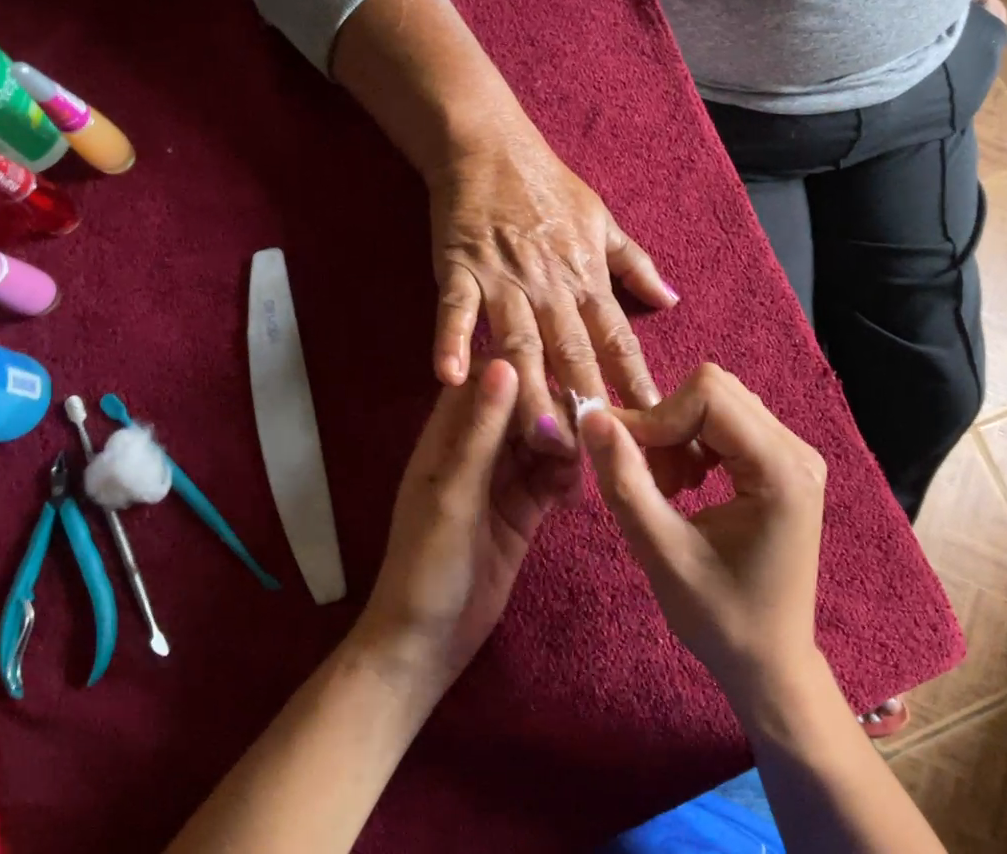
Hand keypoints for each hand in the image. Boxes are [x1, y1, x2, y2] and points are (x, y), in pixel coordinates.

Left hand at [353, 360, 573, 696]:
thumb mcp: (454, 494)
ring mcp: (499, 484)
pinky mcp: (521, 514)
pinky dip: (564, 482)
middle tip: (580, 435)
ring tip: (578, 470)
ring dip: (563, 450)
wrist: (426, 644)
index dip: (519, 371)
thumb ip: (481, 432)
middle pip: (519, 411)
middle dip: (550, 415)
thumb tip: (504, 363)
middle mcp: (473, 453)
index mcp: (445, 439)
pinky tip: (575, 497)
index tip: (558, 371)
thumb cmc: (427, 564)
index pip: (484, 382)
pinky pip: (549, 481)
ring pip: (540, 444)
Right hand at [429, 130, 675, 454]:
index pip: (618, 340)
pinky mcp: (461, 270)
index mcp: (586, 277)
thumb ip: (635, 266)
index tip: (655, 426)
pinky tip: (450, 378)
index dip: (636, 383)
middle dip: (586, 402)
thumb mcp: (602, 221)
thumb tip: (672, 299)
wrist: (490, 146)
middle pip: (572, 352)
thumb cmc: (548, 187)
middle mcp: (551, 286)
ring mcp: (504, 279)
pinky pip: (456, 310)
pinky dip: (452, 341)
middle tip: (597, 453)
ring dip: (529, 388)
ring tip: (538, 436)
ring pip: (520, 342)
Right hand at [577, 364, 827, 694]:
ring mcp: (794, 455)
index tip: (624, 457)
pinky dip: (692, 443)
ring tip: (665, 490)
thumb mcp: (661, 552)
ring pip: (718, 402)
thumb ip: (625, 481)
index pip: (710, 394)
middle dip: (667, 424)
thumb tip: (591, 417)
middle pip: (715, 390)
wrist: (769, 662)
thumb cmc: (719, 618)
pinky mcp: (782, 464)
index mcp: (782, 470)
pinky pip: (727, 423)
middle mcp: (798, 450)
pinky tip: (682, 487)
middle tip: (647, 478)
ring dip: (677, 435)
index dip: (656, 416)